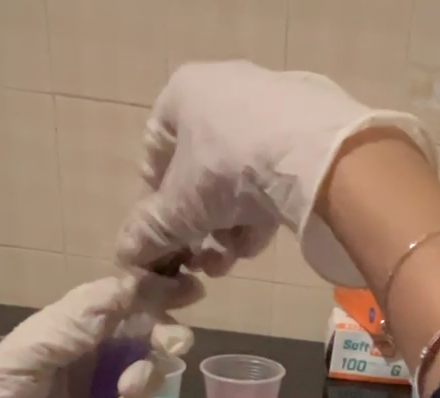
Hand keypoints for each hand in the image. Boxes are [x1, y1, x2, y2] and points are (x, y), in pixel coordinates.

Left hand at [0, 273, 198, 397]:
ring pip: (149, 372)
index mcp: (68, 327)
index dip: (153, 291)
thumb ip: (75, 325)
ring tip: (124, 395)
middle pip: (144, 334)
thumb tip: (126, 289)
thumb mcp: (26, 356)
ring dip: (147, 378)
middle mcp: (90, 353)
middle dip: (164, 336)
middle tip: (174, 345)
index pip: (119, 299)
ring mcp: (101, 390)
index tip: (188, 289)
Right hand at [115, 60, 433, 285]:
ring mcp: (272, 116)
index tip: (165, 236)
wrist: (313, 157)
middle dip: (198, 227)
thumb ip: (150, 233)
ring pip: (237, 185)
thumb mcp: (178, 208)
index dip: (156, 200)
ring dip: (227, 232)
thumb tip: (126, 258)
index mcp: (184, 94)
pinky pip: (272, 185)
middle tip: (199, 262)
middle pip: (201, 175)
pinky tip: (256, 246)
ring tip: (227, 263)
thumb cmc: (227, 170)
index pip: (156, 150)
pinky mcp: (308, 142)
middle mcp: (227, 96)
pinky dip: (260, 218)